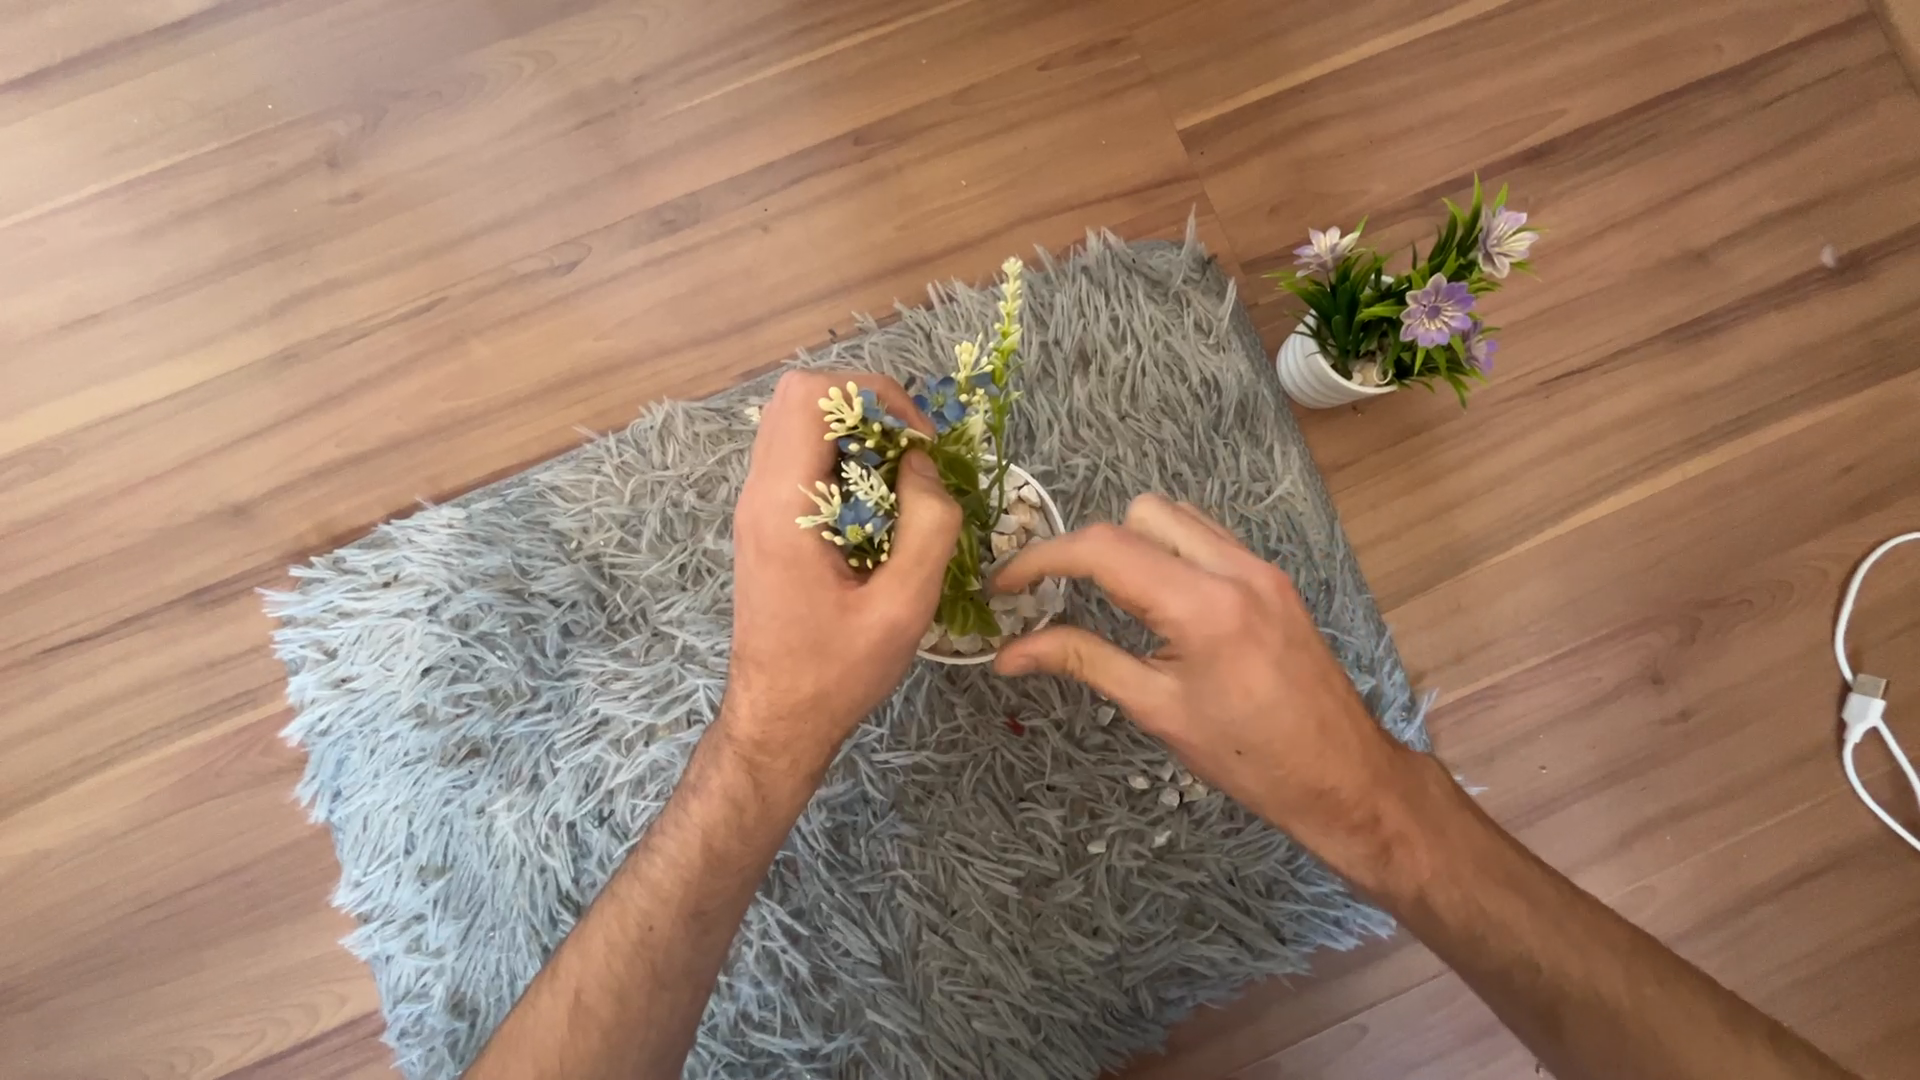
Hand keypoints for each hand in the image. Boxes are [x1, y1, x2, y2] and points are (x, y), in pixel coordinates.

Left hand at [723, 370, 961, 769]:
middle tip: (911, 451)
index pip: (813, 395)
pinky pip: (798, 459)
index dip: (875, 396)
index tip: (920, 443)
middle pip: (798, 396)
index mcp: (784, 506)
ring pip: (796, 423)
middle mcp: (759, 493)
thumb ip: (927, 525)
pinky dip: (841, 460)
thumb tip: (922, 465)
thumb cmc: (837, 672)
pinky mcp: (764, 523)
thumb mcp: (903, 607)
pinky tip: (876, 506)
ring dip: (854, 433)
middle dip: (865, 406)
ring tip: (899, 478)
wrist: (777, 719)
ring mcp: (756, 507)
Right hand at [990, 494, 1419, 869]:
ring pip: (1175, 515)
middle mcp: (1233, 567)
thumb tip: (1008, 654)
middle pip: (1138, 513)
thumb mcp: (1156, 708)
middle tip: (1064, 593)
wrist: (1344, 777)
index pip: (1102, 549)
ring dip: (1132, 541)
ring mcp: (1259, 566)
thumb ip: (1081, 661)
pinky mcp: (1272, 576)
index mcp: (1201, 604)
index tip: (1006, 585)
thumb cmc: (1247, 758)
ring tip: (1112, 594)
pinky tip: (1161, 596)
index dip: (1041, 559)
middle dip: (1090, 546)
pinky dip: (1169, 549)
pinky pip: (1206, 534)